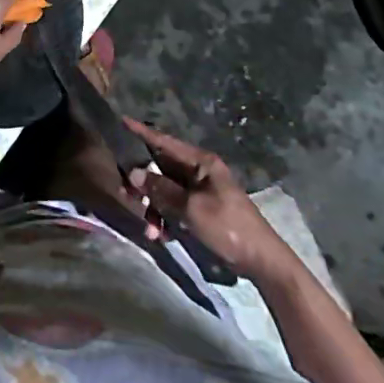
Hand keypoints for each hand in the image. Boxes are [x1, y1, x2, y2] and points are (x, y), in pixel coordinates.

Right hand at [123, 117, 297, 281]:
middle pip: (161, 169)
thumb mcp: (191, 208)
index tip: (122, 121)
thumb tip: (133, 173)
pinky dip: (165, 219)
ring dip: (153, 208)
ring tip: (148, 228)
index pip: (166, 142)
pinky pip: (174, 208)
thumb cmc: (228, 227)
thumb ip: (161, 189)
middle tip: (125, 194)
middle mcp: (199, 172)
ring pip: (165, 191)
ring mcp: (200, 192)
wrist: (260, 261)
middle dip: (143, 183)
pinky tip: (160, 236)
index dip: (143, 132)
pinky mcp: (200, 210)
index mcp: (201, 162)